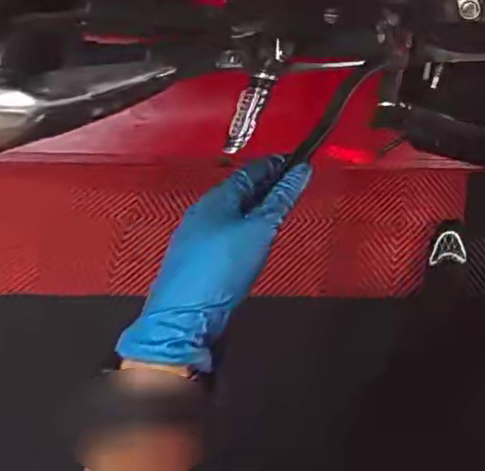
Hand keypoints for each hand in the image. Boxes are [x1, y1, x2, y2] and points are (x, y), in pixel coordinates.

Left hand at [115, 157, 311, 371]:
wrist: (181, 321)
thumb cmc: (221, 269)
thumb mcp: (263, 228)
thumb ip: (283, 196)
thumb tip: (302, 170)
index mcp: (217, 198)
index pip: (254, 168)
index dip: (280, 163)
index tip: (301, 163)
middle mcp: (202, 211)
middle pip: (243, 187)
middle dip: (271, 184)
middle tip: (296, 186)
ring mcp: (195, 234)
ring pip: (235, 208)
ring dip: (260, 204)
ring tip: (282, 209)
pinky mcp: (195, 255)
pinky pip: (227, 226)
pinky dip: (247, 222)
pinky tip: (257, 234)